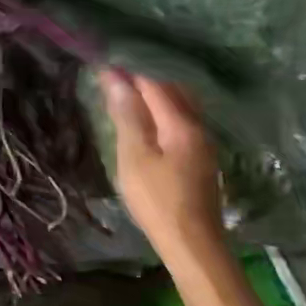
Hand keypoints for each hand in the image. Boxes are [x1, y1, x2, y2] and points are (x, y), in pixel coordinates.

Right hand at [97, 67, 224, 260]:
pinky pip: (181, 118)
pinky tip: (147, 114)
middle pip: (173, 88)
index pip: (154, 83)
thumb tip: (115, 77)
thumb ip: (127, 115)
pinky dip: (162, 108)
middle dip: (144, 75)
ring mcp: (202, 142)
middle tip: (113, 70)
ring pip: (180, 103)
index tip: (103, 60)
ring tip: (126, 88)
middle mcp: (197, 126)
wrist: (192, 244)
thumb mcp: (134, 156)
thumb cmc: (157, 199)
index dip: (129, 70)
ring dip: (155, 92)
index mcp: (181, 123)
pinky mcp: (199, 156)